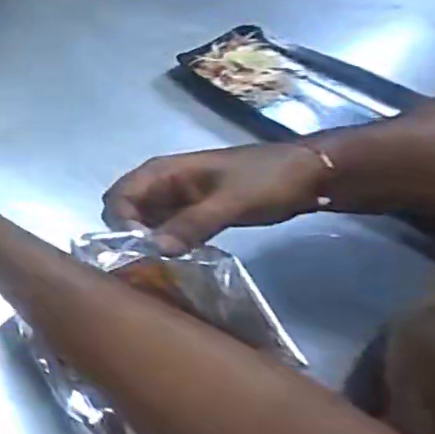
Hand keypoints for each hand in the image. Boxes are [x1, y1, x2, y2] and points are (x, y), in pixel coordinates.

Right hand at [103, 144, 330, 252]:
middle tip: (150, 258)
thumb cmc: (267, 179)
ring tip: (164, 261)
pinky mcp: (193, 209)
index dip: (122, 221)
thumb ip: (191, 224)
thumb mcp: (231, 202)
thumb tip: (155, 248)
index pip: (119, 196)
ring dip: (149, 238)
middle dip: (130, 231)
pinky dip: (168, 239)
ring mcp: (175, 196)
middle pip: (125, 207)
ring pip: (144, 218)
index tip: (142, 248)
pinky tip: (181, 255)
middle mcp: (158, 183)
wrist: (315, 172)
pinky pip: (167, 224)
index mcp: (158, 172)